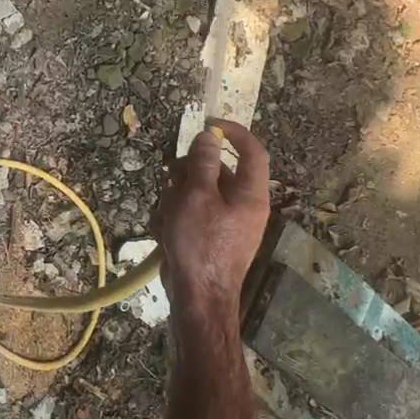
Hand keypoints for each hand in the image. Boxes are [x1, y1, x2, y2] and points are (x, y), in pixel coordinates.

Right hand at [152, 120, 269, 329]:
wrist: (198, 295)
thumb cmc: (201, 243)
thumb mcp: (197, 196)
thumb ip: (202, 163)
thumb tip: (208, 137)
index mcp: (250, 194)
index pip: (253, 152)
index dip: (234, 133)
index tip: (207, 124)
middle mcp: (242, 205)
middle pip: (214, 170)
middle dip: (187, 173)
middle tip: (170, 181)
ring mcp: (225, 221)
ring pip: (196, 190)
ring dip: (175, 196)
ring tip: (167, 216)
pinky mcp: (209, 234)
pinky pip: (189, 211)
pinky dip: (174, 215)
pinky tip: (166, 229)